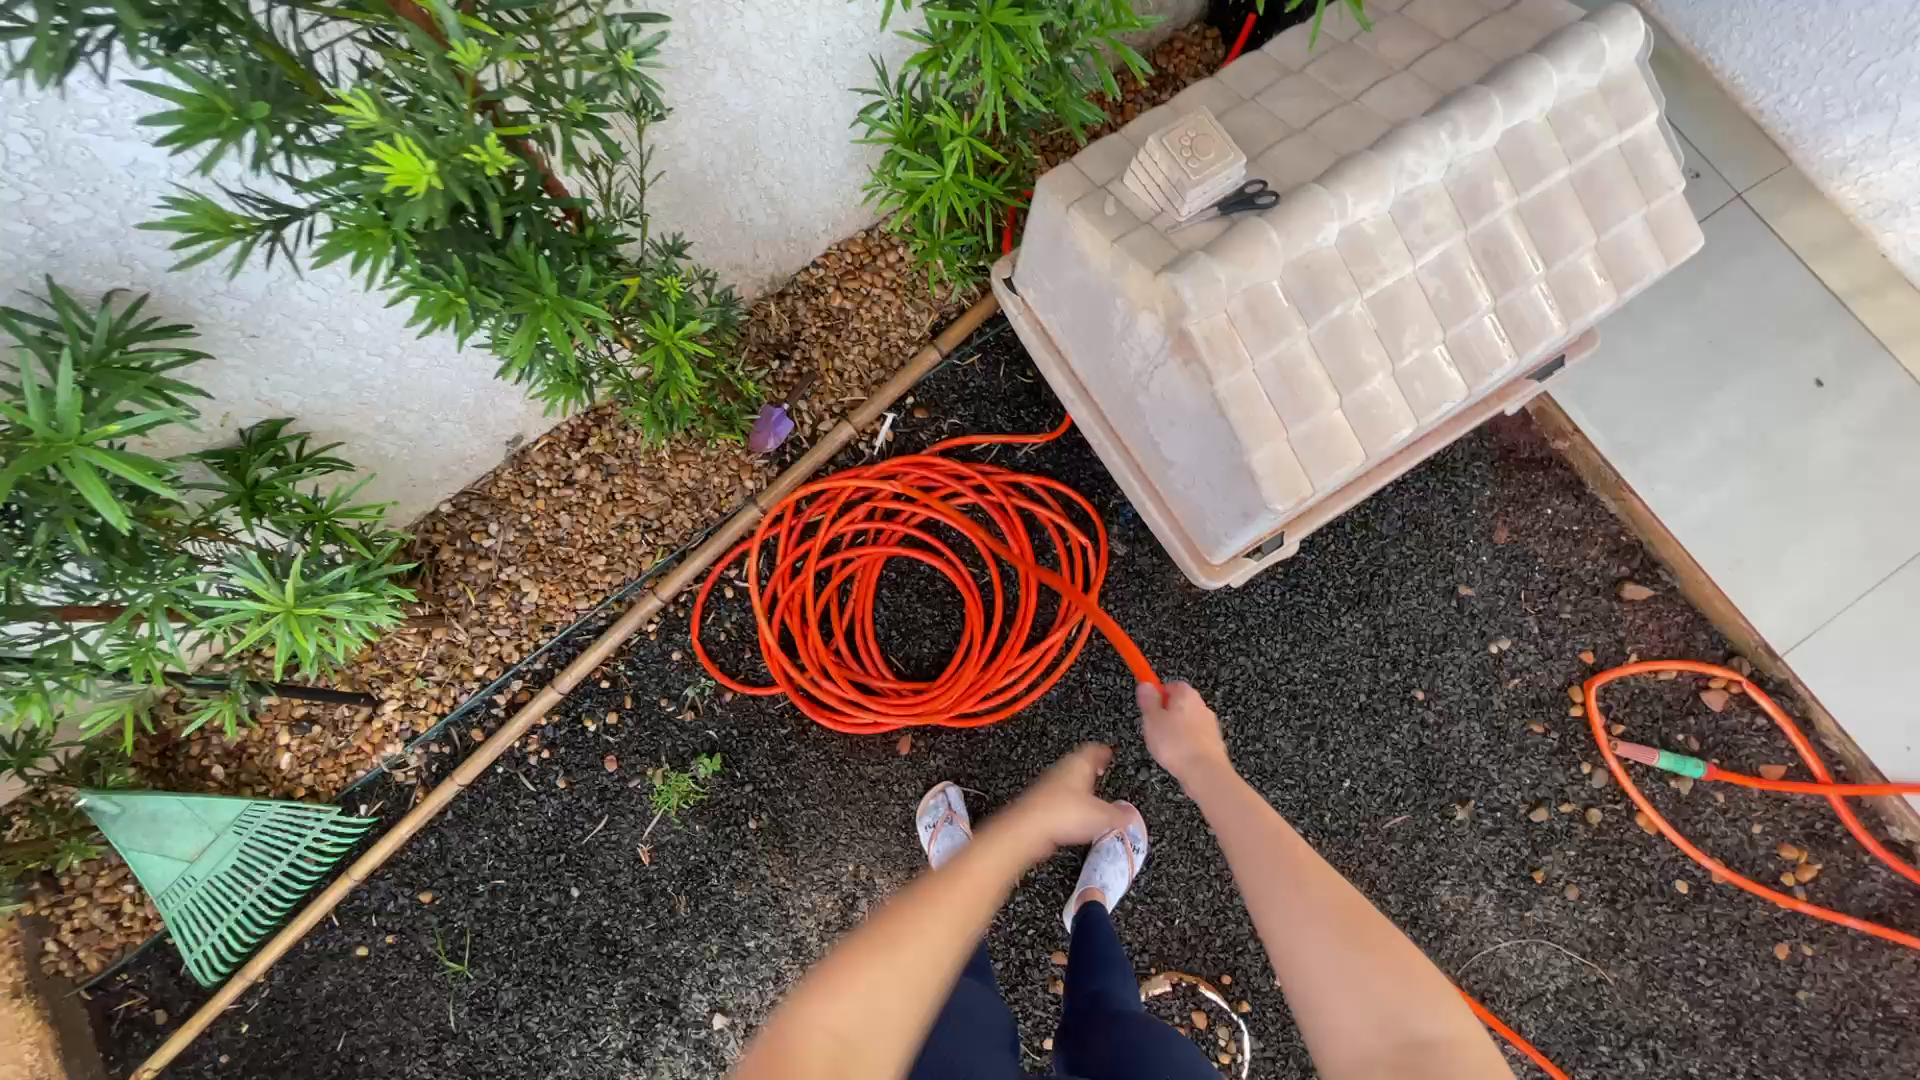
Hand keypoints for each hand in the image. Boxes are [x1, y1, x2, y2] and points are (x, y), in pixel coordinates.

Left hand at [992, 744, 1130, 861]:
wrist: (1029, 828)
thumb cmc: (1064, 812)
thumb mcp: (1102, 816)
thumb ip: (1119, 815)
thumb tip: (1130, 813)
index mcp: (1079, 764)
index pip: (1093, 749)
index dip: (1102, 751)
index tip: (1108, 752)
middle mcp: (1062, 770)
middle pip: (1078, 761)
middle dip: (1090, 766)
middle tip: (1100, 768)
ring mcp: (1049, 784)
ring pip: (1067, 778)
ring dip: (1079, 783)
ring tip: (1090, 792)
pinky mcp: (1040, 801)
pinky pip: (1059, 795)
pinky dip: (1068, 800)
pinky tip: (1074, 813)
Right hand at [1138, 681, 1232, 787]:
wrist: (1204, 772)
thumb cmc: (1176, 744)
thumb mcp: (1152, 719)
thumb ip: (1148, 700)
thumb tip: (1146, 685)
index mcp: (1186, 695)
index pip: (1171, 685)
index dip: (1157, 694)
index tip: (1147, 705)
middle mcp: (1201, 706)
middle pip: (1180, 704)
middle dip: (1166, 714)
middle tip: (1152, 727)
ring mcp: (1210, 726)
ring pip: (1188, 722)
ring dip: (1177, 730)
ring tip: (1164, 745)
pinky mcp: (1214, 744)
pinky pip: (1195, 739)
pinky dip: (1186, 744)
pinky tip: (1177, 756)